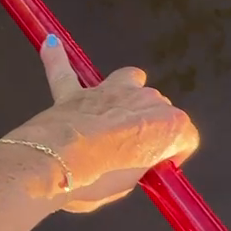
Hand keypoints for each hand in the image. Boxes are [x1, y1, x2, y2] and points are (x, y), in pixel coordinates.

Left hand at [0, 37, 200, 213]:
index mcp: (170, 126)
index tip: (152, 170)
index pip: (182, 139)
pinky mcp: (71, 96)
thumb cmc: (92, 181)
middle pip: (153, 111)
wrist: (48, 165)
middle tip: (119, 155)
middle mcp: (147, 100)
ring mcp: (108, 93)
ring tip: (110, 114)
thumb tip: (125, 165)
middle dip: (142, 129)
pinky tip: (50, 44)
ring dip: (122, 95)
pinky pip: (63, 72)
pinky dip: (56, 60)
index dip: (167, 157)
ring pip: (127, 81)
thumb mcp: (124, 187)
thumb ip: (133, 170)